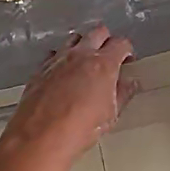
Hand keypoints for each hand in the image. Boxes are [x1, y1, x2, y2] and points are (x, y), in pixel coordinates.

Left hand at [0, 26, 136, 165]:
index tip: (127, 60)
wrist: (40, 138)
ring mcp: (58, 59)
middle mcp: (80, 55)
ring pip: (74, 38)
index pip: (120, 43)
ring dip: (83, 45)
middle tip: (109, 56)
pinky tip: (63, 73)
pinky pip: (54, 54)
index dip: (127, 50)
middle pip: (98, 32)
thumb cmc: (79, 128)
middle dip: (107, 41)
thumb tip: (130, 84)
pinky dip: (62, 58)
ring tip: (86, 62)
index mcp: (103, 64)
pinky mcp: (40, 69)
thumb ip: (123, 94)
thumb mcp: (110, 114)